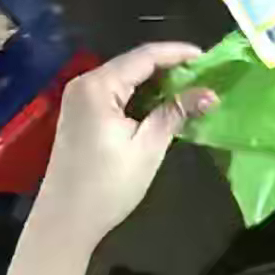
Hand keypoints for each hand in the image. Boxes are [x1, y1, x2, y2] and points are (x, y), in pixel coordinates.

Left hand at [32, 43, 218, 250]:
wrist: (65, 220)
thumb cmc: (107, 186)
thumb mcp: (147, 148)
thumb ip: (176, 113)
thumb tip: (210, 93)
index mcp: (98, 86)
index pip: (144, 57)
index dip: (177, 53)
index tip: (208, 57)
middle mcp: (84, 82)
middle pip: (132, 63)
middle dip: (168, 67)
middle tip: (204, 75)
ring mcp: (78, 96)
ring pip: (124, 77)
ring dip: (155, 81)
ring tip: (190, 87)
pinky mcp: (79, 111)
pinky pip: (113, 91)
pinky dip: (138, 94)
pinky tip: (161, 102)